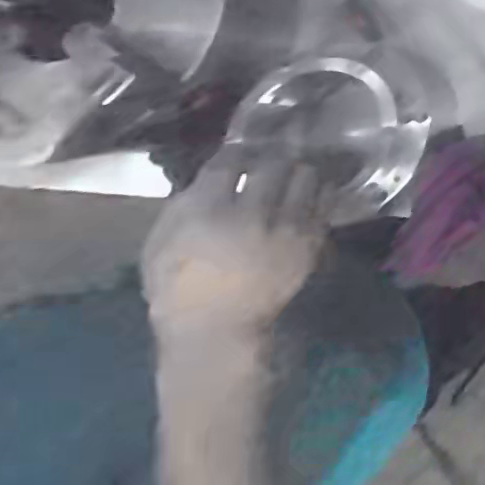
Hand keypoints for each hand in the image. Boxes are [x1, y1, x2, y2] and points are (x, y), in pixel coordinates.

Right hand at [142, 149, 330, 340]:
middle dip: (269, 160)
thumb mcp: (159, 247)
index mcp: (207, 216)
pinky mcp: (313, 236)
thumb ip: (183, 204)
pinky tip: (302, 197)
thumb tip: (216, 170)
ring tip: (287, 180)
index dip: (235, 154)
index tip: (238, 157)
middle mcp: (253, 215)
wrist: (218, 330)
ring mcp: (289, 225)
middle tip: (265, 165)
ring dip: (296, 172)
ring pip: (306, 173)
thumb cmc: (180, 290)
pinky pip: (324, 196)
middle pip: (275, 162)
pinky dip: (315, 191)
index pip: (230, 163)